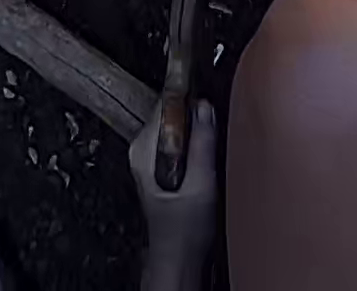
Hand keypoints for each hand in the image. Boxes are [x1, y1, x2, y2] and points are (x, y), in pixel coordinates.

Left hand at [127, 100, 217, 289]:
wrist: (178, 260)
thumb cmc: (183, 232)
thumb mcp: (200, 186)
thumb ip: (202, 145)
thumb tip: (205, 106)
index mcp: (143, 151)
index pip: (164, 103)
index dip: (188, 98)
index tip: (206, 97)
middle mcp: (143, 149)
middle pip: (171, 110)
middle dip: (194, 113)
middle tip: (213, 127)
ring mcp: (151, 155)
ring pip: (177, 122)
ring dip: (196, 127)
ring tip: (209, 143)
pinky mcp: (161, 161)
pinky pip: (179, 134)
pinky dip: (194, 137)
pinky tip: (204, 153)